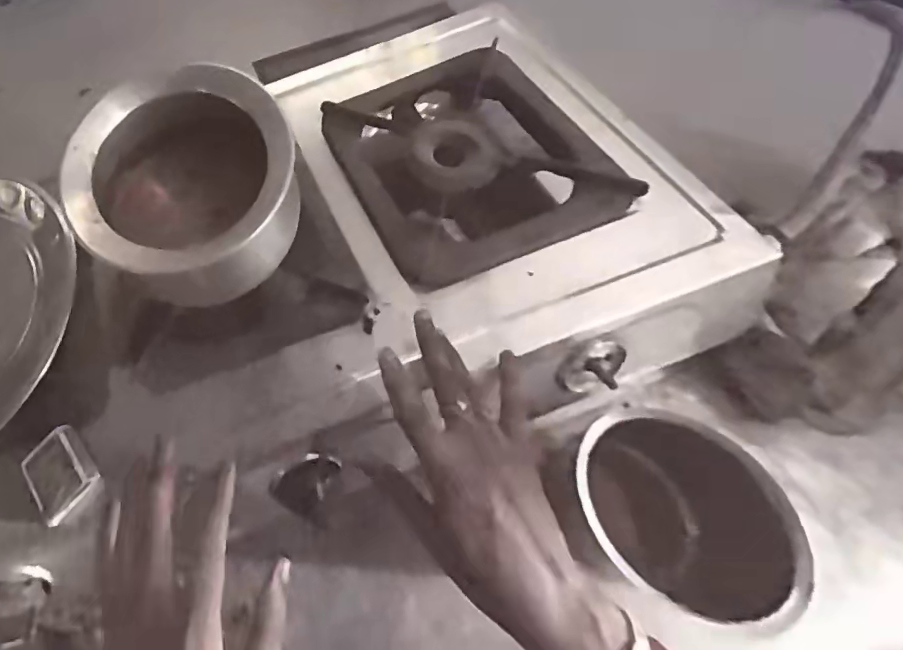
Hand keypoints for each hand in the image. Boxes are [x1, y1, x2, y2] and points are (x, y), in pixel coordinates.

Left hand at [99, 440, 288, 649]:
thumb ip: (268, 626)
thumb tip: (283, 567)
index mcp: (195, 622)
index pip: (208, 547)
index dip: (217, 501)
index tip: (225, 464)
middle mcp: (154, 611)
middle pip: (155, 534)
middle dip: (161, 483)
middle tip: (166, 441)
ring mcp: (124, 618)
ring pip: (123, 544)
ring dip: (130, 498)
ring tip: (138, 458)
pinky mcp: (107, 626)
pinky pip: (102, 569)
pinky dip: (105, 533)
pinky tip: (108, 506)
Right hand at [373, 311, 635, 649]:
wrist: (541, 585)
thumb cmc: (477, 564)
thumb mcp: (430, 532)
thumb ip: (397, 490)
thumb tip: (361, 460)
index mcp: (441, 462)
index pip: (410, 412)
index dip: (396, 380)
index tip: (385, 351)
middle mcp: (468, 440)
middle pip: (445, 385)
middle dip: (431, 348)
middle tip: (421, 317)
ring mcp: (499, 440)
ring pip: (473, 387)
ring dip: (458, 356)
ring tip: (444, 331)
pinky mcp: (524, 448)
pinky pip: (517, 406)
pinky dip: (511, 379)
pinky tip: (507, 355)